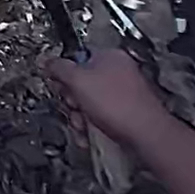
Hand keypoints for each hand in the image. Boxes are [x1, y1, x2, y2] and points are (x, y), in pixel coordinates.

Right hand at [45, 46, 174, 145]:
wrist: (147, 136)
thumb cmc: (117, 105)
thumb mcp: (77, 80)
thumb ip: (58, 68)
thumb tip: (47, 61)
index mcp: (109, 56)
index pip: (76, 58)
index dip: (63, 73)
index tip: (58, 85)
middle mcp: (118, 72)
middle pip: (80, 83)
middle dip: (71, 100)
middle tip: (73, 106)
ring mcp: (124, 94)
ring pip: (88, 103)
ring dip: (79, 116)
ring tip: (82, 125)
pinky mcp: (126, 114)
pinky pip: (100, 117)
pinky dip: (91, 127)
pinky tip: (88, 135)